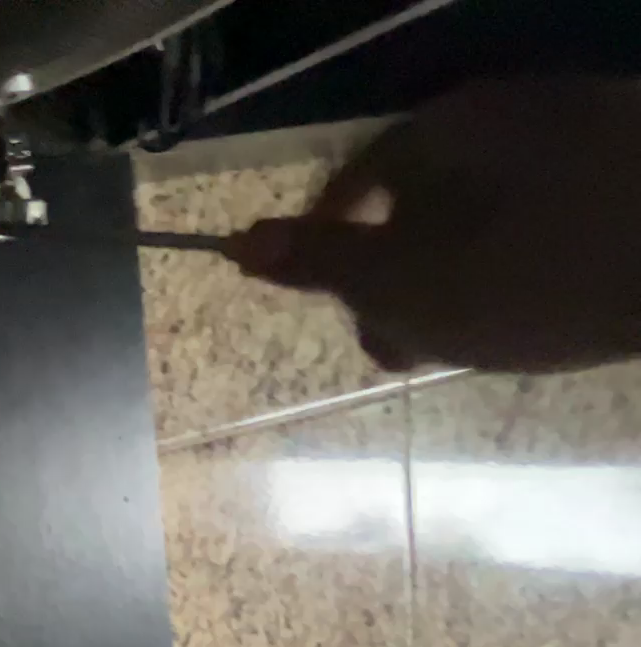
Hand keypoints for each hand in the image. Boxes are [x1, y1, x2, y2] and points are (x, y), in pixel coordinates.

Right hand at [227, 77, 640, 373]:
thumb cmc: (526, 277)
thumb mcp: (391, 282)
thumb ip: (312, 261)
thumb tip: (237, 242)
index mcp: (439, 132)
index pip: (345, 189)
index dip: (322, 250)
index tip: (328, 305)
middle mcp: (510, 113)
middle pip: (412, 205)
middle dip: (391, 277)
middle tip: (399, 342)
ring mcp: (588, 131)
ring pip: (477, 215)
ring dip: (451, 277)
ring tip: (464, 336)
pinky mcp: (637, 166)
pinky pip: (546, 212)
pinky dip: (519, 258)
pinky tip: (533, 303)